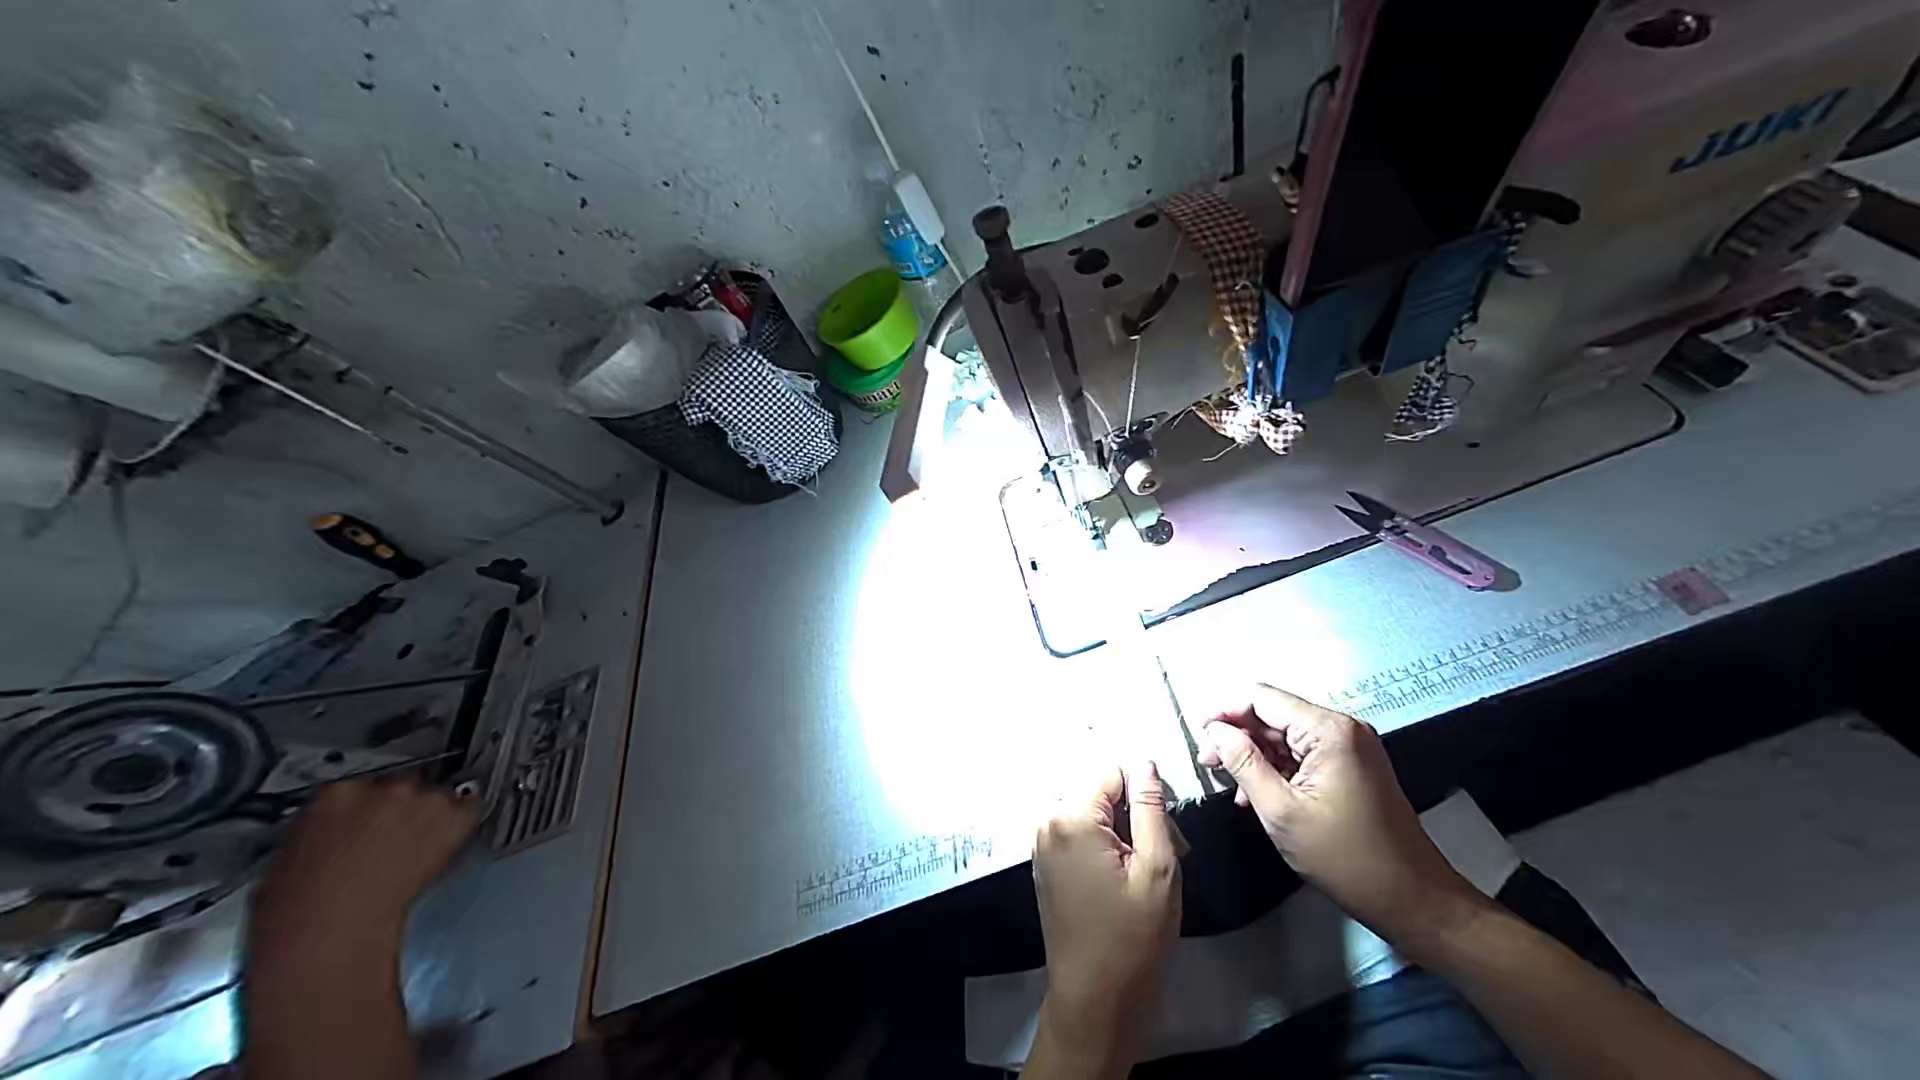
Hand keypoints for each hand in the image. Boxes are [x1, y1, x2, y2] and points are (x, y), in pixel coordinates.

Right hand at [251, 778, 478, 950]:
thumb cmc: (299, 907)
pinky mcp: (453, 817)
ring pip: (437, 795)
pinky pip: (471, 807)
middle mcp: (387, 788)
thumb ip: (326, 824)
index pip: (364, 783)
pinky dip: (464, 820)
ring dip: (430, 815)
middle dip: (399, 808)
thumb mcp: (294, 853)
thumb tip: (340, 826)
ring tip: (414, 847)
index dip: (368, 805)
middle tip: (392, 837)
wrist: (330, 930)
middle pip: (404, 785)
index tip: (370, 818)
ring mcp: (424, 800)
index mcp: (338, 793)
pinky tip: (449, 837)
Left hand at [1031, 764, 1182, 1059]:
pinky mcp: (1044, 866)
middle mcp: (1047, 823)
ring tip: (1139, 875)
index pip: (1112, 776)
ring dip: (1118, 836)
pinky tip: (1119, 882)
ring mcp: (1041, 845)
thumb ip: (1150, 809)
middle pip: (1098, 795)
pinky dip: (1100, 850)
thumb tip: (1145, 766)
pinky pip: (1077, 837)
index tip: (1162, 834)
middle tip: (1156, 859)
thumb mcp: (1157, 869)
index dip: (1143, 797)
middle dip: (1130, 817)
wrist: (1094, 1000)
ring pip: (1089, 817)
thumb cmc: (1132, 937)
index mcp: (1070, 818)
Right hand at [1197, 685, 1485, 946]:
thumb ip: (1243, 763)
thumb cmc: (1346, 859)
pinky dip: (1275, 767)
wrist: (1414, 901)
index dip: (1225, 713)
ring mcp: (1349, 746)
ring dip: (1254, 755)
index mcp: (1329, 730)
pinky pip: (1301, 753)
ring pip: (1283, 735)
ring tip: (1230, 783)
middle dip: (1238, 736)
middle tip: (1209, 764)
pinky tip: (1255, 792)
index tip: (1200, 737)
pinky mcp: (1351, 765)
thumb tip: (1214, 730)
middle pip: (1273, 714)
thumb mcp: (1281, 811)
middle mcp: (1341, 728)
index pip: (1262, 698)